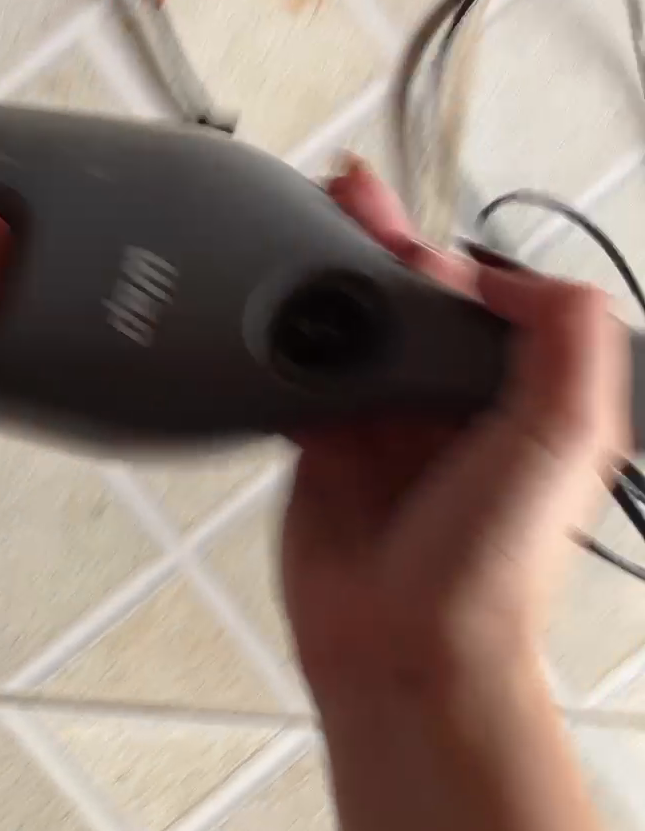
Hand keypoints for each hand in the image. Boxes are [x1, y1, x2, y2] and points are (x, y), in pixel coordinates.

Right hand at [281, 157, 629, 695]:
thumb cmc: (486, 557)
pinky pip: (293, 390)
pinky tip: (263, 331)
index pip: (469, 298)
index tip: (388, 215)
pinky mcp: (318, 450)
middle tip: (335, 202)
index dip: (431, 249)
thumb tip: (500, 274)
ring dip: (315, 298)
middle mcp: (442, 404)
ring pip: (341, 342)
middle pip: (398, 310)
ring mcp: (375, 426)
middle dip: (368, 253)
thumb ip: (562, 342)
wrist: (397, 629)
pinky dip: (276, 360)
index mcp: (511, 393)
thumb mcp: (567, 437)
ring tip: (291, 248)